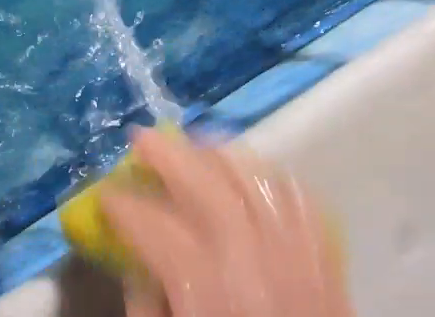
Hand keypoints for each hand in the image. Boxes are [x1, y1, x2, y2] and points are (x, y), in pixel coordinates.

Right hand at [99, 128, 352, 316]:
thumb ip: (148, 307)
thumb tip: (136, 264)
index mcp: (209, 291)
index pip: (158, 229)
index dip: (126, 206)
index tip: (106, 193)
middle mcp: (255, 262)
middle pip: (209, 188)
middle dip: (169, 156)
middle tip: (141, 136)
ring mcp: (297, 255)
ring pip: (256, 181)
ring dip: (219, 153)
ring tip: (191, 141)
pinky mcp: (328, 260)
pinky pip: (299, 200)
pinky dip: (271, 177)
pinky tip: (248, 173)